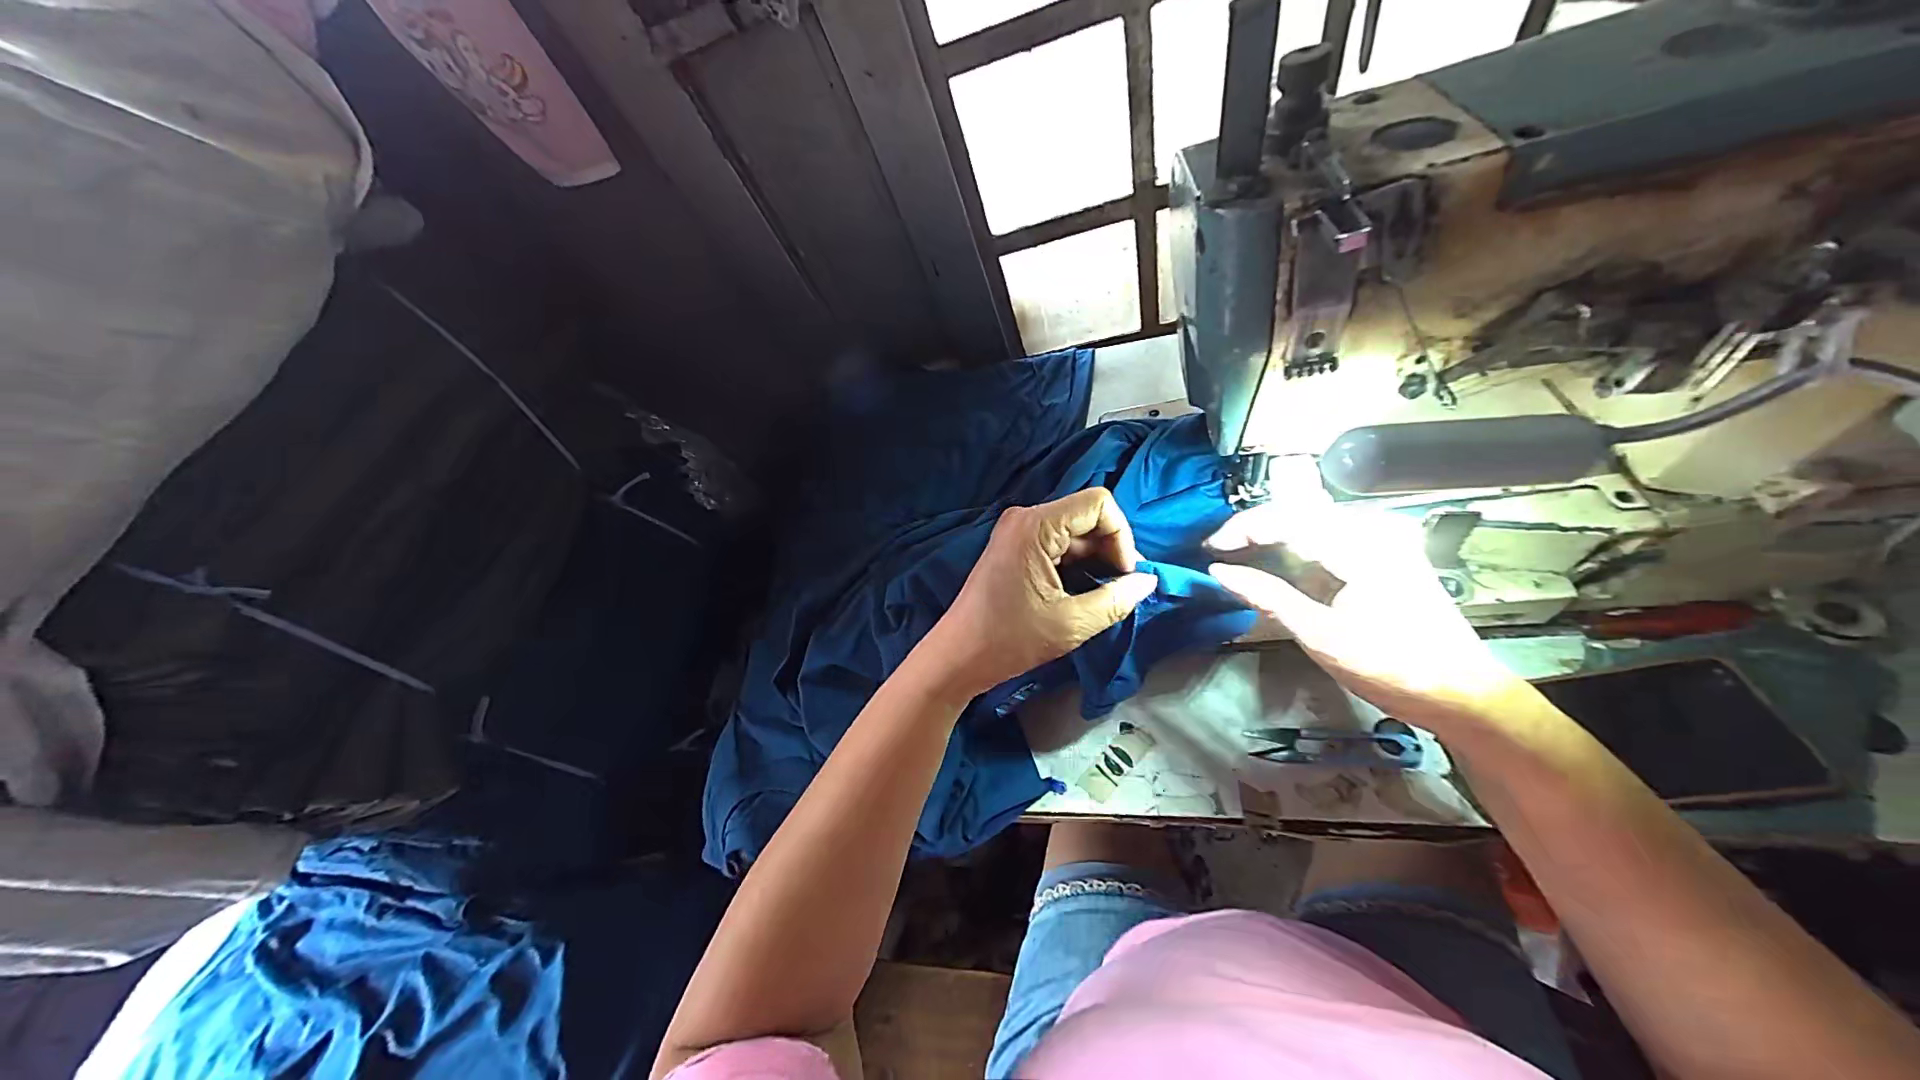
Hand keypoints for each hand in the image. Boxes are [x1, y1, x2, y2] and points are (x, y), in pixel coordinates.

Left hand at [919, 488, 1158, 700]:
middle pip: (1087, 517)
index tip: (1124, 575)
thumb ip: (1116, 599)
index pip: (1099, 504)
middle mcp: (1025, 518)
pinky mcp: (1013, 548)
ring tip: (1102, 597)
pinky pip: (1057, 544)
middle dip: (1111, 550)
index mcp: (1035, 525)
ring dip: (1095, 560)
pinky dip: (1076, 565)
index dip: (1121, 536)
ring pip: (1074, 533)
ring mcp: (1016, 532)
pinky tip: (1082, 594)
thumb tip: (1148, 582)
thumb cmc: (1009, 640)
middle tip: (1120, 590)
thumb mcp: (1072, 623)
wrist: (957, 657)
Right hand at [1206, 503, 1537, 731]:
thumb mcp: (1320, 635)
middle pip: (1298, 510)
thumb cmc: (1392, 667)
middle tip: (1220, 552)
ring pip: (1313, 520)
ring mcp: (1385, 538)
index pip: (1287, 518)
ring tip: (1240, 555)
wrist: (1461, 692)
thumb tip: (1219, 572)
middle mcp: (1376, 530)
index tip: (1210, 549)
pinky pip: (1331, 535)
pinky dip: (1298, 546)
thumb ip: (1268, 596)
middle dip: (1254, 528)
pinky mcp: (1388, 552)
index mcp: (1362, 545)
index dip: (1242, 529)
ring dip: (1274, 535)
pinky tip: (1278, 563)